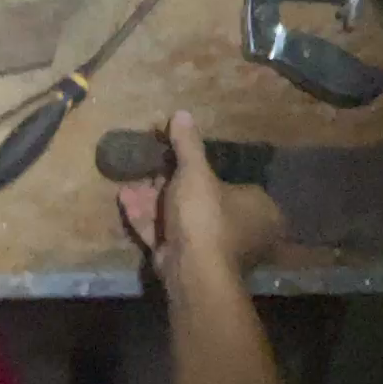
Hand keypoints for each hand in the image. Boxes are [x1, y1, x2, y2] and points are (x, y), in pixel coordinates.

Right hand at [116, 111, 283, 279]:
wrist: (192, 270)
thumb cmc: (204, 217)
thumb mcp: (195, 173)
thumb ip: (188, 145)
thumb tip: (183, 113)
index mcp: (258, 207)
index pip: (228, 179)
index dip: (195, 167)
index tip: (170, 156)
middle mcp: (242, 229)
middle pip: (198, 198)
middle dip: (164, 184)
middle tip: (144, 169)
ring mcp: (214, 247)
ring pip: (178, 217)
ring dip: (150, 201)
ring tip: (127, 186)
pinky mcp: (189, 260)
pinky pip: (167, 234)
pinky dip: (147, 219)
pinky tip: (124, 202)